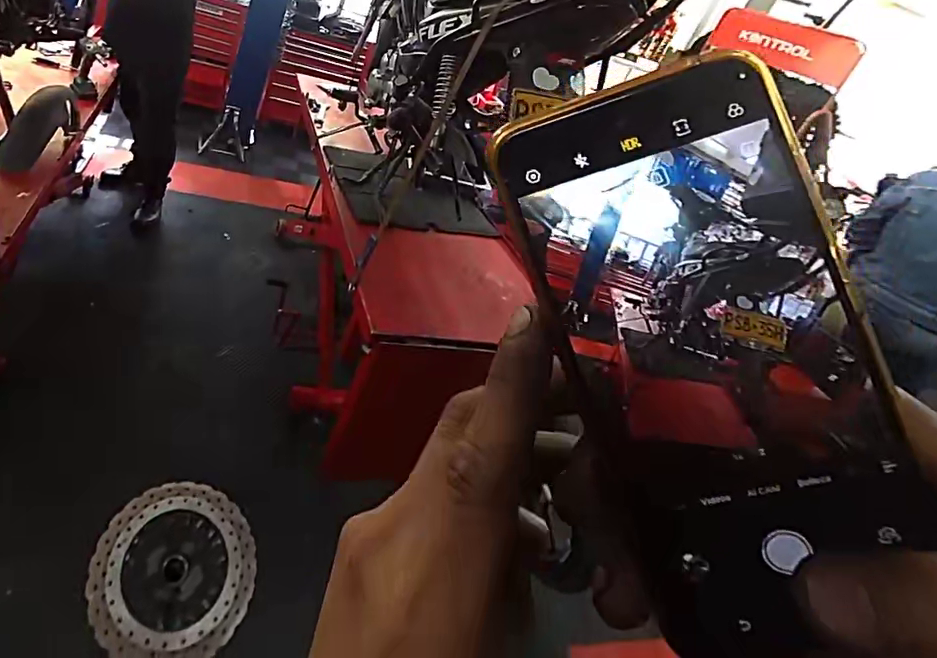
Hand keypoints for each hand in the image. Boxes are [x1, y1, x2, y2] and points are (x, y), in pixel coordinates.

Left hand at [309, 305, 551, 657]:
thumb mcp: (504, 652)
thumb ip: (519, 579)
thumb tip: (532, 530)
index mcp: (437, 568)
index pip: (480, 444)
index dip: (513, 375)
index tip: (533, 313)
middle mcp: (390, 529)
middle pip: (461, 433)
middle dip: (522, 412)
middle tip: (579, 425)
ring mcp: (366, 532)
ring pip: (446, 460)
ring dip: (502, 466)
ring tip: (550, 515)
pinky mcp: (357, 545)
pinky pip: (422, 496)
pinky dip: (467, 501)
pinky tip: (497, 552)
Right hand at [557, 393, 936, 657]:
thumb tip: (817, 586)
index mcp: (920, 473)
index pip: (819, 393)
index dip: (732, 369)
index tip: (646, 377)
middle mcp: (855, 507)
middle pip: (738, 455)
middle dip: (652, 458)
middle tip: (593, 485)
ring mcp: (827, 572)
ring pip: (716, 526)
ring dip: (645, 529)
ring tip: (603, 564)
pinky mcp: (806, 632)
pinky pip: (728, 602)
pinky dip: (672, 596)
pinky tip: (629, 602)